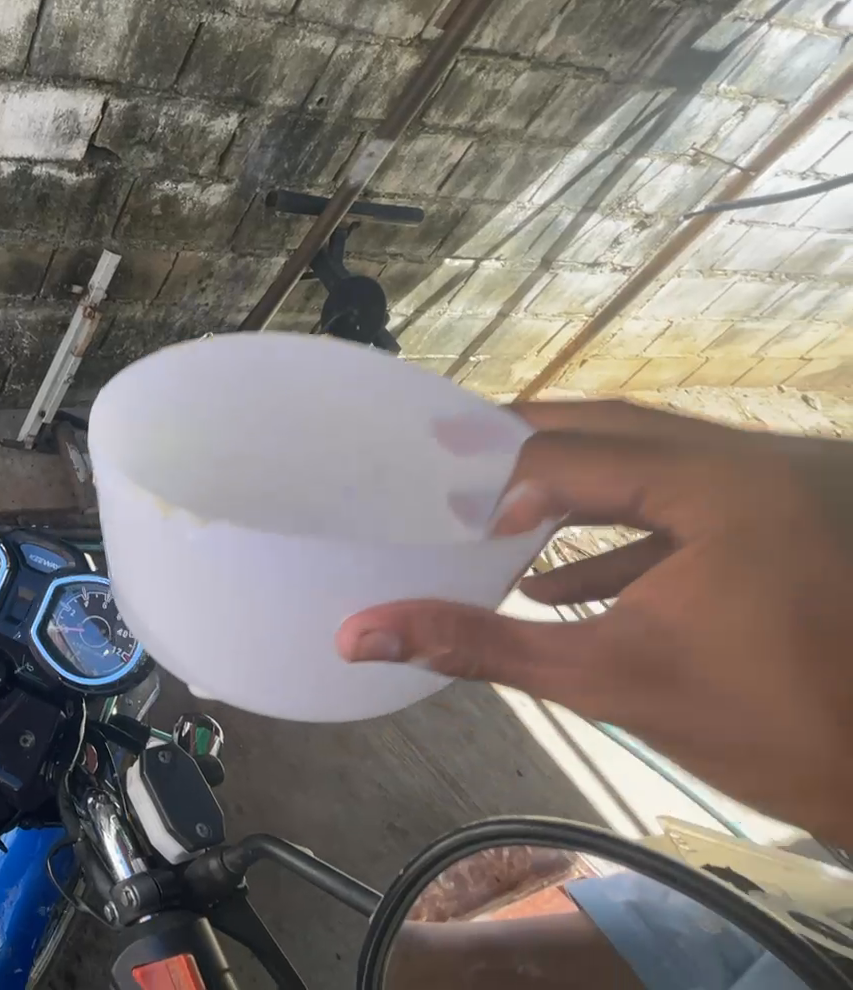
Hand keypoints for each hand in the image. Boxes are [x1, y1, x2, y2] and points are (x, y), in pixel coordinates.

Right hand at [335, 401, 852, 845]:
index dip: (493, 484)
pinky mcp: (799, 520)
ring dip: (563, 480)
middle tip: (438, 459)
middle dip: (516, 448)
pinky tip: (557, 577)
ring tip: (487, 506)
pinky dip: (618, 522)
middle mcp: (767, 462)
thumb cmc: (777, 728)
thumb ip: (474, 643)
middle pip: (606, 426)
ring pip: (648, 454)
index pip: (567, 453)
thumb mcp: (605, 679)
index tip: (444, 526)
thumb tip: (354, 635)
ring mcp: (795, 485)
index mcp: (724, 487)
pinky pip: (690, 495)